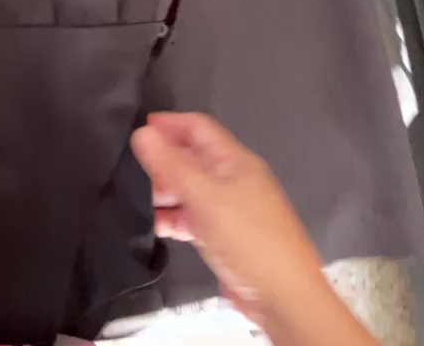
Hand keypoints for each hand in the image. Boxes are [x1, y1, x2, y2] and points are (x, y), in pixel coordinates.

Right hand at [131, 112, 376, 345]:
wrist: (285, 300)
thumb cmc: (247, 239)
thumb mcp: (204, 196)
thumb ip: (171, 164)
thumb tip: (142, 132)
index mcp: (234, 161)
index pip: (198, 127)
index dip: (169, 123)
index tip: (139, 128)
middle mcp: (234, 179)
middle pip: (192, 158)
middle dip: (164, 163)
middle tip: (137, 175)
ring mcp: (231, 209)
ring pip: (192, 190)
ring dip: (167, 193)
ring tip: (143, 204)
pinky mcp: (227, 237)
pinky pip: (196, 217)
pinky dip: (177, 219)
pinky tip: (160, 228)